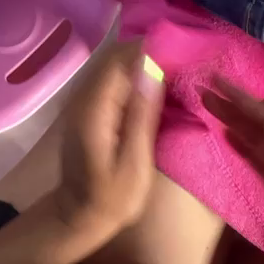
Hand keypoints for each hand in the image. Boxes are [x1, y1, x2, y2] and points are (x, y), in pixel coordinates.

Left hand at [54, 44, 165, 244]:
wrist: (78, 214)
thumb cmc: (112, 197)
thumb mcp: (135, 161)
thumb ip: (142, 114)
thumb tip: (153, 69)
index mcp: (94, 108)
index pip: (120, 60)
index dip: (151, 49)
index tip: (183, 49)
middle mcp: (82, 97)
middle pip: (115, 57)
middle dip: (149, 51)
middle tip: (185, 58)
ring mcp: (81, 101)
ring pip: (113, 65)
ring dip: (142, 61)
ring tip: (177, 66)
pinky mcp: (87, 108)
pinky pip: (111, 79)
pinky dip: (133, 75)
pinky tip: (155, 84)